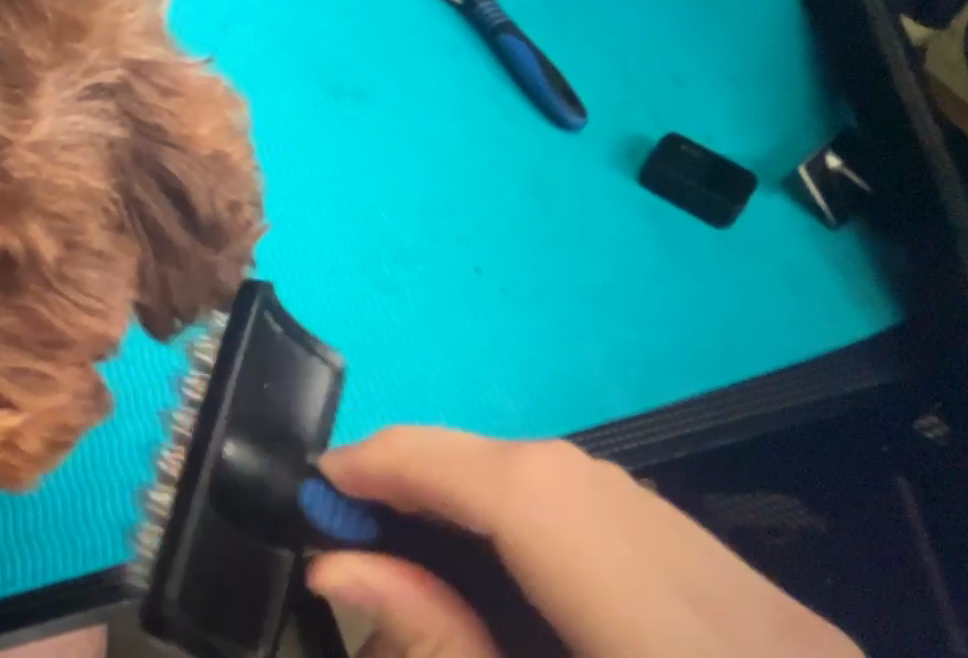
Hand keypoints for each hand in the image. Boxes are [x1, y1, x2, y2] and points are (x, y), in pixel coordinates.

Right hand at [307, 427, 861, 657]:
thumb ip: (441, 656)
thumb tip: (335, 564)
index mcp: (686, 653)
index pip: (533, 496)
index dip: (414, 463)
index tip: (325, 479)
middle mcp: (754, 617)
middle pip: (561, 477)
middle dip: (436, 468)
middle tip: (352, 503)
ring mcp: (776, 614)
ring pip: (595, 488)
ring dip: (482, 484)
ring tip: (406, 518)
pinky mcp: (776, 622)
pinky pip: (627, 522)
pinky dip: (538, 512)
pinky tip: (495, 545)